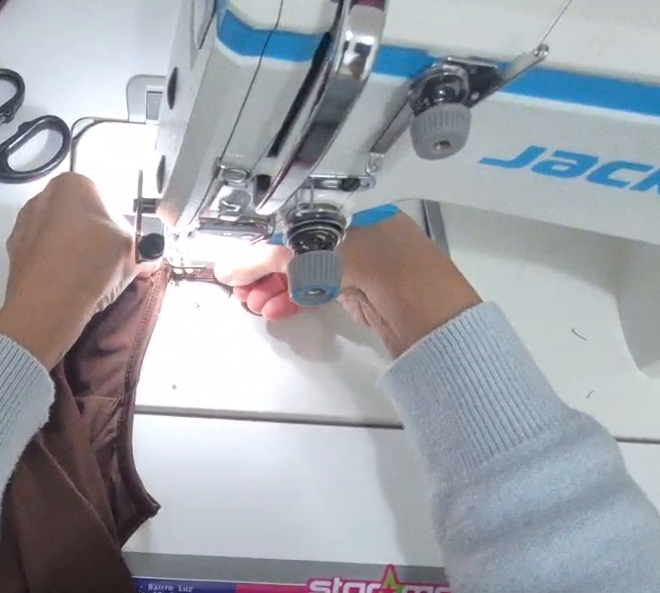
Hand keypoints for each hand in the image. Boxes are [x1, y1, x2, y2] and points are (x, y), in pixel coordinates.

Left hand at [0, 174, 137, 367]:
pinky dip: (52, 269)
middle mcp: (42, 197)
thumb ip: (141, 249)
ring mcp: (23, 226)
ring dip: (71, 254)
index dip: (117, 229)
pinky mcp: (12, 255)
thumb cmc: (92, 265)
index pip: (104, 201)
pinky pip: (41, 258)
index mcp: (73, 184)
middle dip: (91, 239)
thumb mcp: (131, 253)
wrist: (48, 305)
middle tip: (104, 268)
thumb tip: (148, 256)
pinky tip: (64, 288)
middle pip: (77, 218)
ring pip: (57, 238)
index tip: (120, 251)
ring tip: (84, 282)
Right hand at [212, 212, 480, 357]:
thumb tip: (231, 265)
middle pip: (296, 250)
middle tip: (240, 290)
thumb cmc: (384, 268)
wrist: (428, 314)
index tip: (237, 263)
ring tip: (253, 304)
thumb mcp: (321, 254)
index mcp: (353, 211)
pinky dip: (293, 299)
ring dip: (274, 289)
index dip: (262, 243)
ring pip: (303, 274)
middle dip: (264, 271)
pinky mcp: (357, 293)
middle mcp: (355, 234)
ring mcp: (357, 265)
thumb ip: (273, 259)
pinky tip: (274, 309)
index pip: (295, 223)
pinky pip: (315, 292)